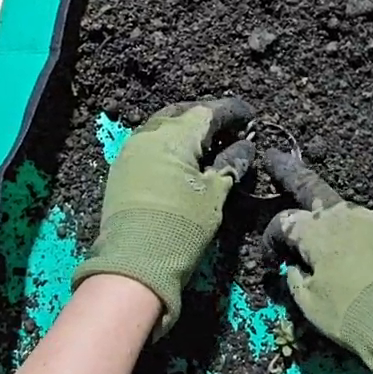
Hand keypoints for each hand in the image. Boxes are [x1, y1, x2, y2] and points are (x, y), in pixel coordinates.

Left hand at [74, 98, 254, 336]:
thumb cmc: (182, 224)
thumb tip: (244, 145)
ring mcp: (131, 150)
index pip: (209, 112)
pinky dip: (169, 146)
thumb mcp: (215, 194)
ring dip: (186, 132)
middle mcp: (149, 133)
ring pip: (163, 127)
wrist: (134, 262)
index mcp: (175, 134)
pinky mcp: (121, 168)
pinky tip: (183, 160)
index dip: (233, 113)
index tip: (250, 118)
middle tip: (229, 131)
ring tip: (207, 146)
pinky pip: (150, 144)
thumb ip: (230, 163)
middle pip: (183, 114)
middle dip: (207, 118)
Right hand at [262, 149, 372, 373]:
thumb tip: (294, 267)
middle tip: (274, 159)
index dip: (271, 239)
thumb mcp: (310, 304)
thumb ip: (296, 280)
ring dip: (335, 222)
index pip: (282, 223)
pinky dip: (364, 237)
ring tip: (335, 240)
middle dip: (288, 173)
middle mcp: (343, 214)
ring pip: (346, 213)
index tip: (271, 259)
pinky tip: (369, 258)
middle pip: (310, 187)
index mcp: (314, 231)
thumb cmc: (351, 313)